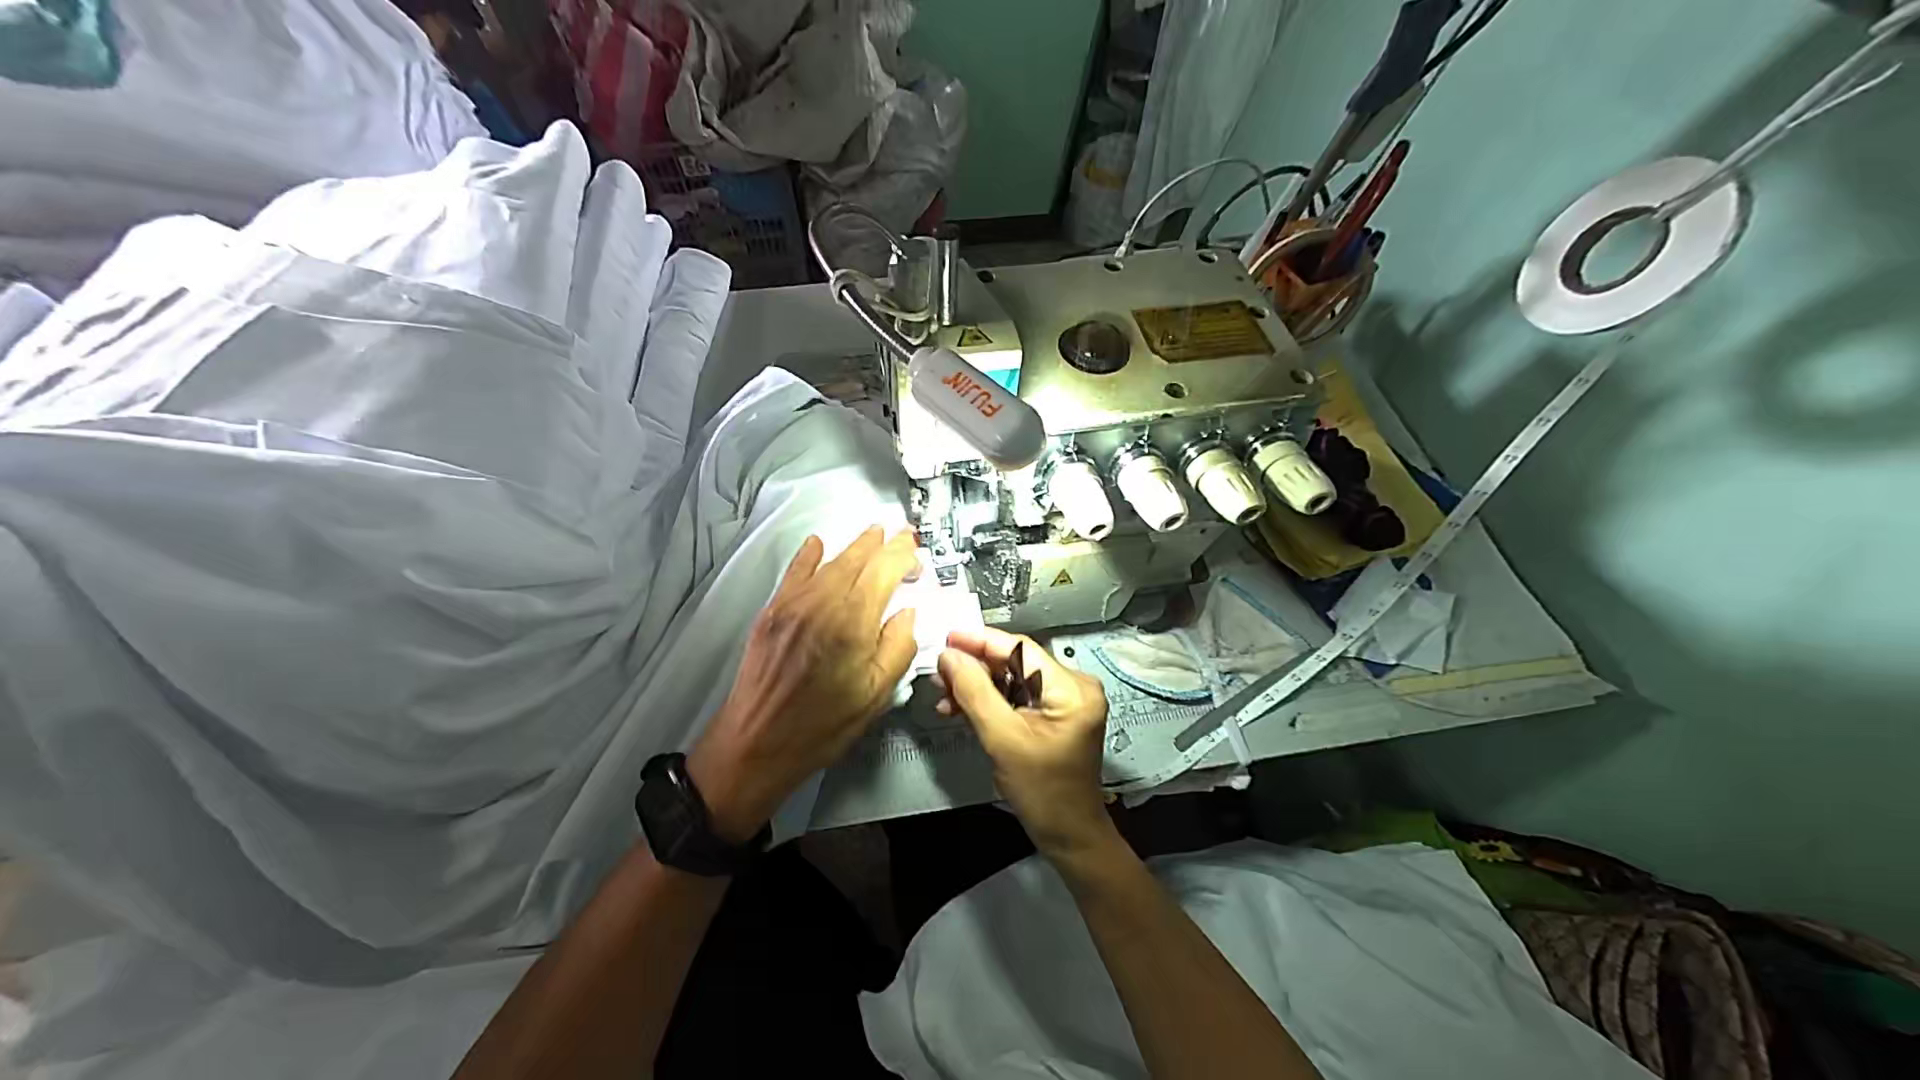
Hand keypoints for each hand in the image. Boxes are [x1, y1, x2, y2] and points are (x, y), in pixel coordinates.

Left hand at [689, 527, 919, 841]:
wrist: (758, 742)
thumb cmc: (819, 727)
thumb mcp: (876, 695)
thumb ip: (898, 648)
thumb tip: (906, 616)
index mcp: (853, 625)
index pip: (884, 570)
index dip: (904, 556)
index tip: (915, 553)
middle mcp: (822, 605)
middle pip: (858, 558)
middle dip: (883, 544)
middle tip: (901, 537)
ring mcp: (793, 605)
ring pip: (829, 561)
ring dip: (854, 546)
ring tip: (872, 537)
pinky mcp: (772, 612)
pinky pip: (794, 572)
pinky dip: (809, 555)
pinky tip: (817, 544)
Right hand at [934, 627, 1114, 855]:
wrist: (1068, 834)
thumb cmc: (1043, 792)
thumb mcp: (1003, 739)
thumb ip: (974, 693)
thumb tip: (949, 656)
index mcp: (1072, 689)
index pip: (1020, 649)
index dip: (980, 641)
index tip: (946, 639)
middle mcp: (1074, 686)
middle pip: (1014, 662)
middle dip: (974, 667)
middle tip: (939, 672)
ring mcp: (1064, 701)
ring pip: (1011, 679)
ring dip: (977, 686)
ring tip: (944, 694)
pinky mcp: (1053, 714)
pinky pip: (1016, 696)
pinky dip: (989, 701)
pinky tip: (960, 707)